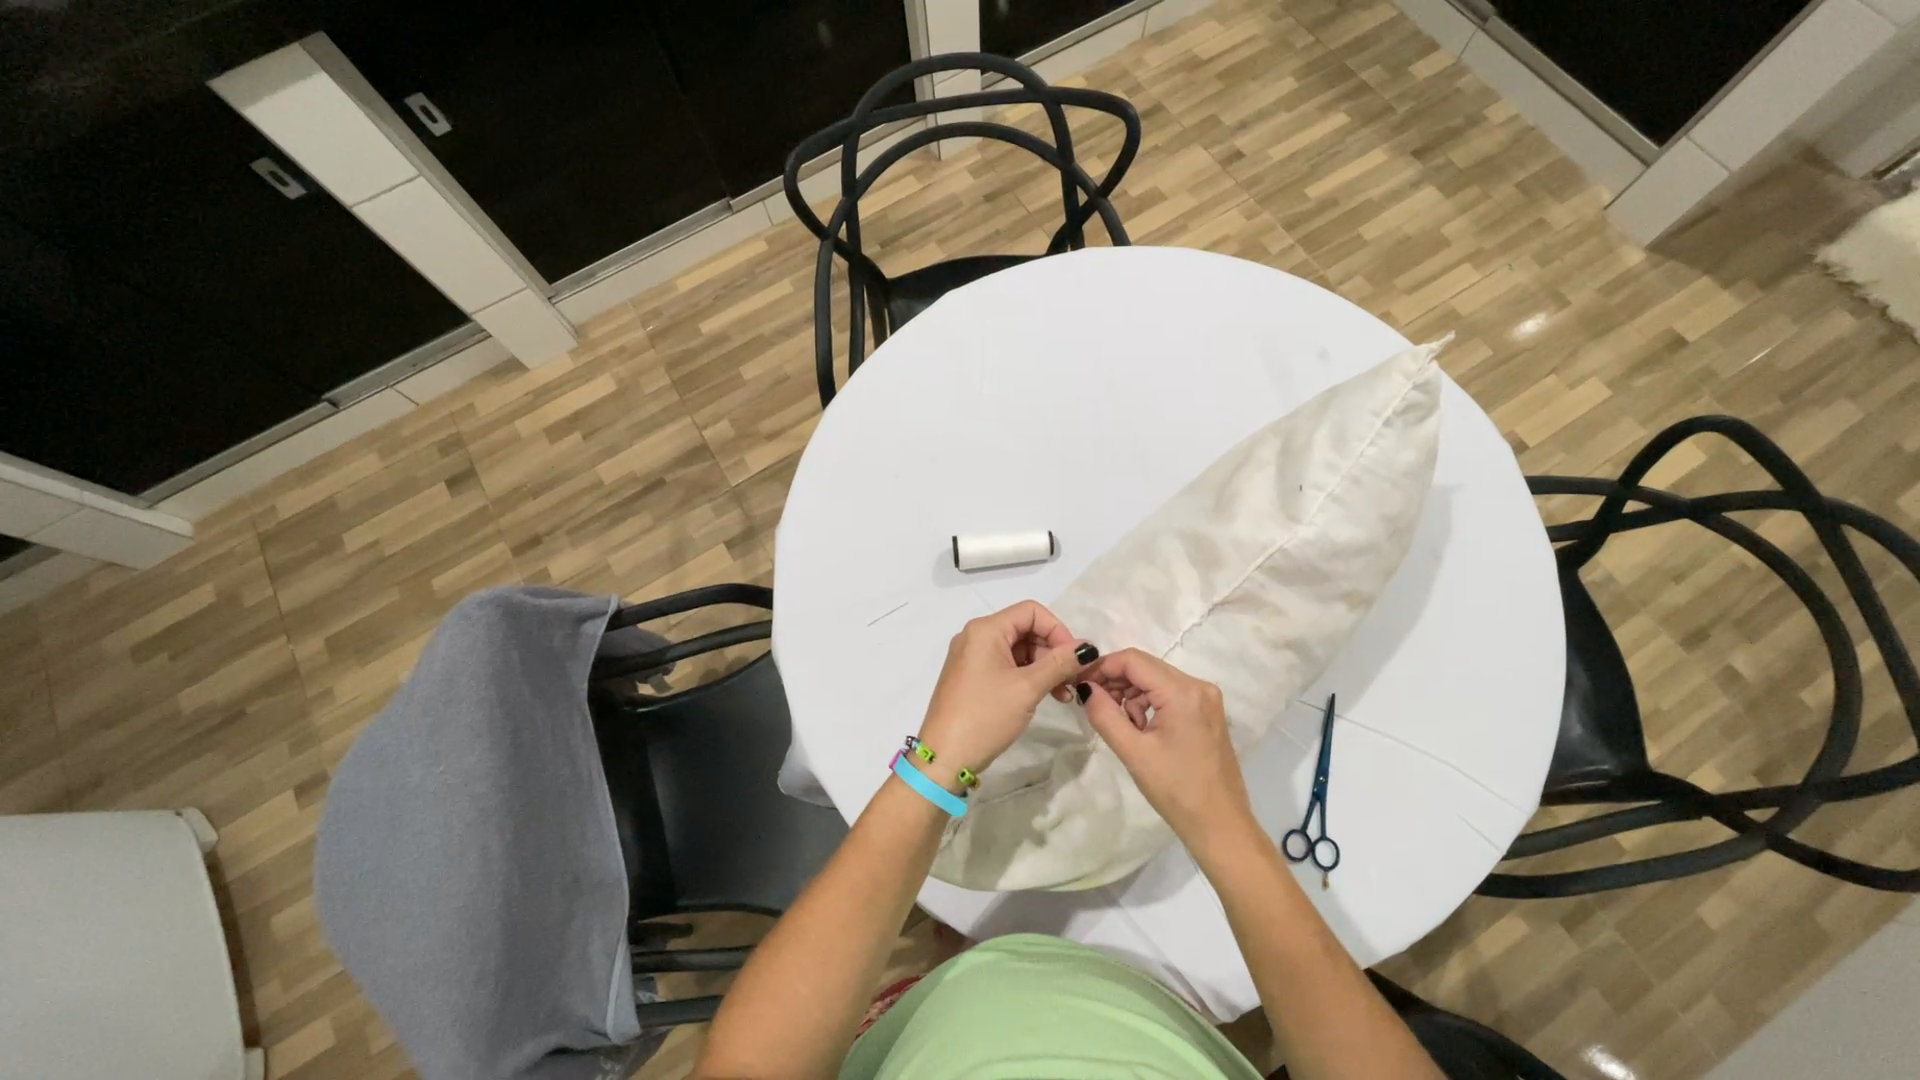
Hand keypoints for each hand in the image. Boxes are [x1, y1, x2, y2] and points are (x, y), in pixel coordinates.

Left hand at [916, 600, 1098, 789]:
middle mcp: (976, 636)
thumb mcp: (1027, 688)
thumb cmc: (985, 716)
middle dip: (1053, 652)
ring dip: (1044, 668)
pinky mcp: (972, 677)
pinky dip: (1028, 677)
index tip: (1075, 658)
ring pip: (1018, 650)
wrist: (945, 757)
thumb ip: (1060, 663)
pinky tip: (1046, 696)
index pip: (1031, 612)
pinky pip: (1007, 666)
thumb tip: (1089, 648)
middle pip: (1025, 630)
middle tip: (1074, 681)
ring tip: (1064, 695)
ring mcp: (972, 657)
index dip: (1058, 630)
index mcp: (985, 630)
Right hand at [1080, 649, 1258, 857]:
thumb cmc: (1176, 790)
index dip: (1102, 667)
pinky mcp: (1207, 712)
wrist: (1220, 824)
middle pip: (1146, 667)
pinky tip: (1140, 729)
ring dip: (1131, 694)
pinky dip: (1148, 703)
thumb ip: (1104, 714)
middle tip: (1092, 704)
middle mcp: (1199, 686)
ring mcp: (1206, 698)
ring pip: (1156, 680)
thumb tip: (1085, 688)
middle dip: (1115, 680)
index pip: (1133, 660)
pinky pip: (1170, 694)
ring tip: (1121, 725)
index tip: (1078, 683)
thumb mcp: (1133, 752)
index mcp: (1183, 692)